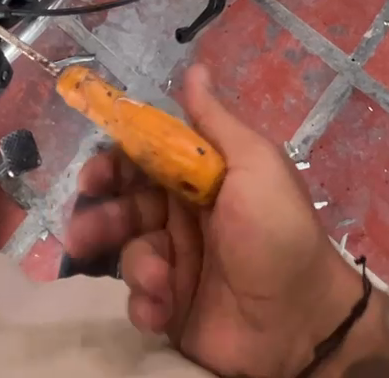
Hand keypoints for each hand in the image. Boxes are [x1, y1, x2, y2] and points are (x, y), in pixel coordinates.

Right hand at [65, 64, 363, 376]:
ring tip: (156, 279)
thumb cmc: (278, 229)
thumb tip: (195, 67)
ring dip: (134, 263)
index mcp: (197, 177)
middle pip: (123, 205)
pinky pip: (140, 299)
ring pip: (128, 252)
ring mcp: (176, 263)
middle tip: (83, 231)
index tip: (92, 176)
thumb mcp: (254, 164)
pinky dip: (145, 303)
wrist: (305, 321)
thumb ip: (214, 121)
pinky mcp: (173, 307)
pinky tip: (163, 308)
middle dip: (100, 216)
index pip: (142, 160)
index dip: (112, 164)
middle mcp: (180, 215)